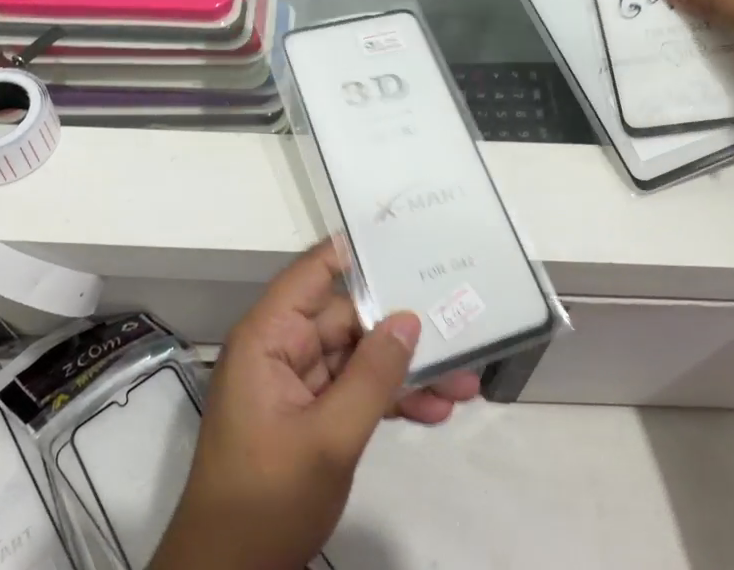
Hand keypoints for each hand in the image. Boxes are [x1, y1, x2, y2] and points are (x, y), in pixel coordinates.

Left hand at [150, 242, 480, 569]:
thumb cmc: (268, 497)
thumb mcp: (328, 438)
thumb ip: (372, 376)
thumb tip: (408, 318)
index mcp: (268, 338)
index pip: (312, 274)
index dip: (356, 253)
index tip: (406, 236)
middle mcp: (280, 350)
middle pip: (346, 319)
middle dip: (402, 328)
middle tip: (461, 324)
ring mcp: (295, 385)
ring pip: (357, 358)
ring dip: (405, 371)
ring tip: (465, 382)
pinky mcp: (309, 416)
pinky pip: (354, 392)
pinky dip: (390, 400)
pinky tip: (437, 411)